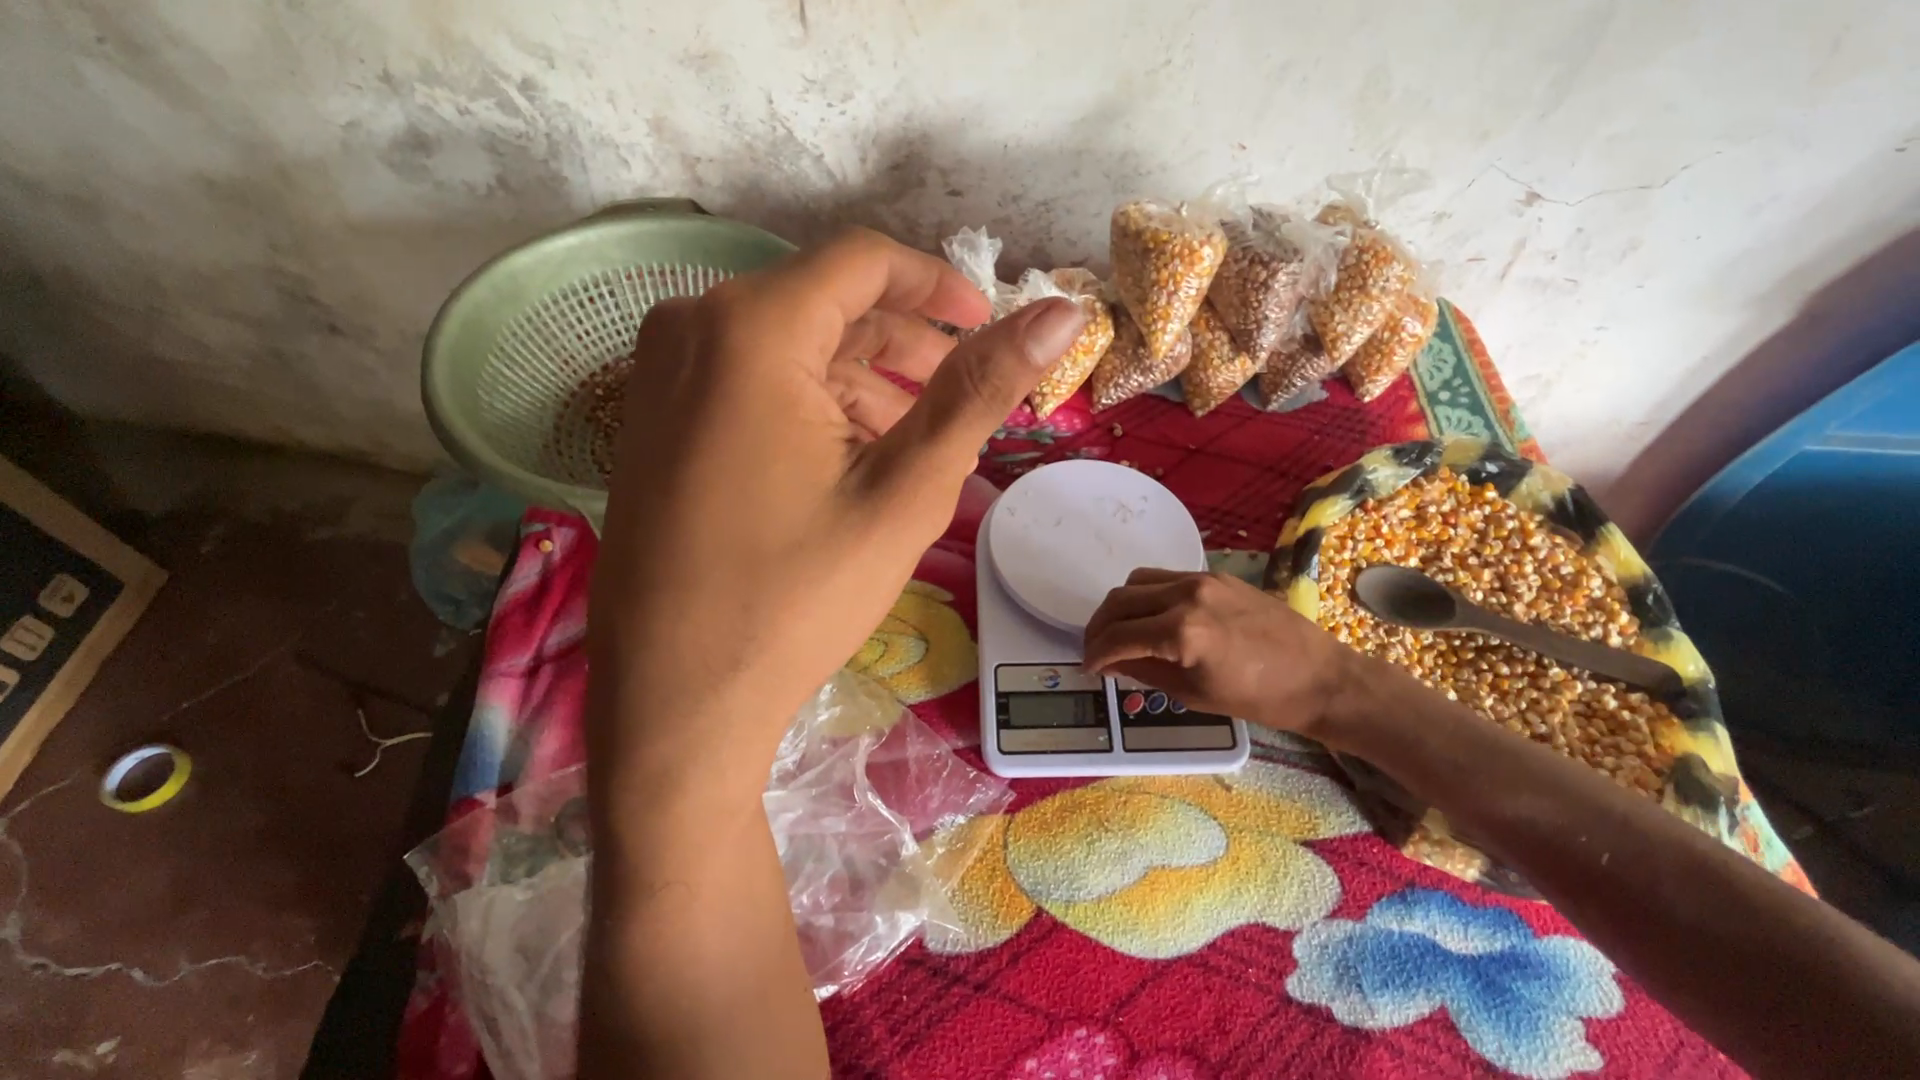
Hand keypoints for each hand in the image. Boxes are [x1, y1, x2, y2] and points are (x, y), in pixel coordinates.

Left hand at [588, 227, 1087, 778]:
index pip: (864, 262)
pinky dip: (809, 406)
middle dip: (904, 348)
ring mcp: (659, 375)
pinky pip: (747, 382)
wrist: (675, 699)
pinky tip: (846, 466)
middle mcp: (691, 328)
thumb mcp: (905, 490)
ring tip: (911, 451)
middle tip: (961, 406)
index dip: (938, 286)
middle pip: (826, 304)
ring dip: (860, 384)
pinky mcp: (652, 420)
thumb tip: (1062, 311)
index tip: (988, 329)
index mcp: (751, 328)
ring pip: (788, 347)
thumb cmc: (796, 596)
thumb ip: (980, 390)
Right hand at [1081, 568, 1355, 743]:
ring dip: (1120, 606)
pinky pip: (1165, 577)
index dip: (1095, 654)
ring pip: (1138, 581)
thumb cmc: (1260, 698)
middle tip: (1095, 651)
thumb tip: (1111, 662)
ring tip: (1119, 632)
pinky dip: (1146, 595)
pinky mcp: (1217, 576)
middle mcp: (1186, 595)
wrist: (1320, 678)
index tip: (1087, 668)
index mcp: (1181, 632)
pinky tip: (1151, 618)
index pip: (1118, 636)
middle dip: (1099, 627)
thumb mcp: (1193, 693)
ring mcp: (1203, 580)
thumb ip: (1145, 671)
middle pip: (1120, 600)